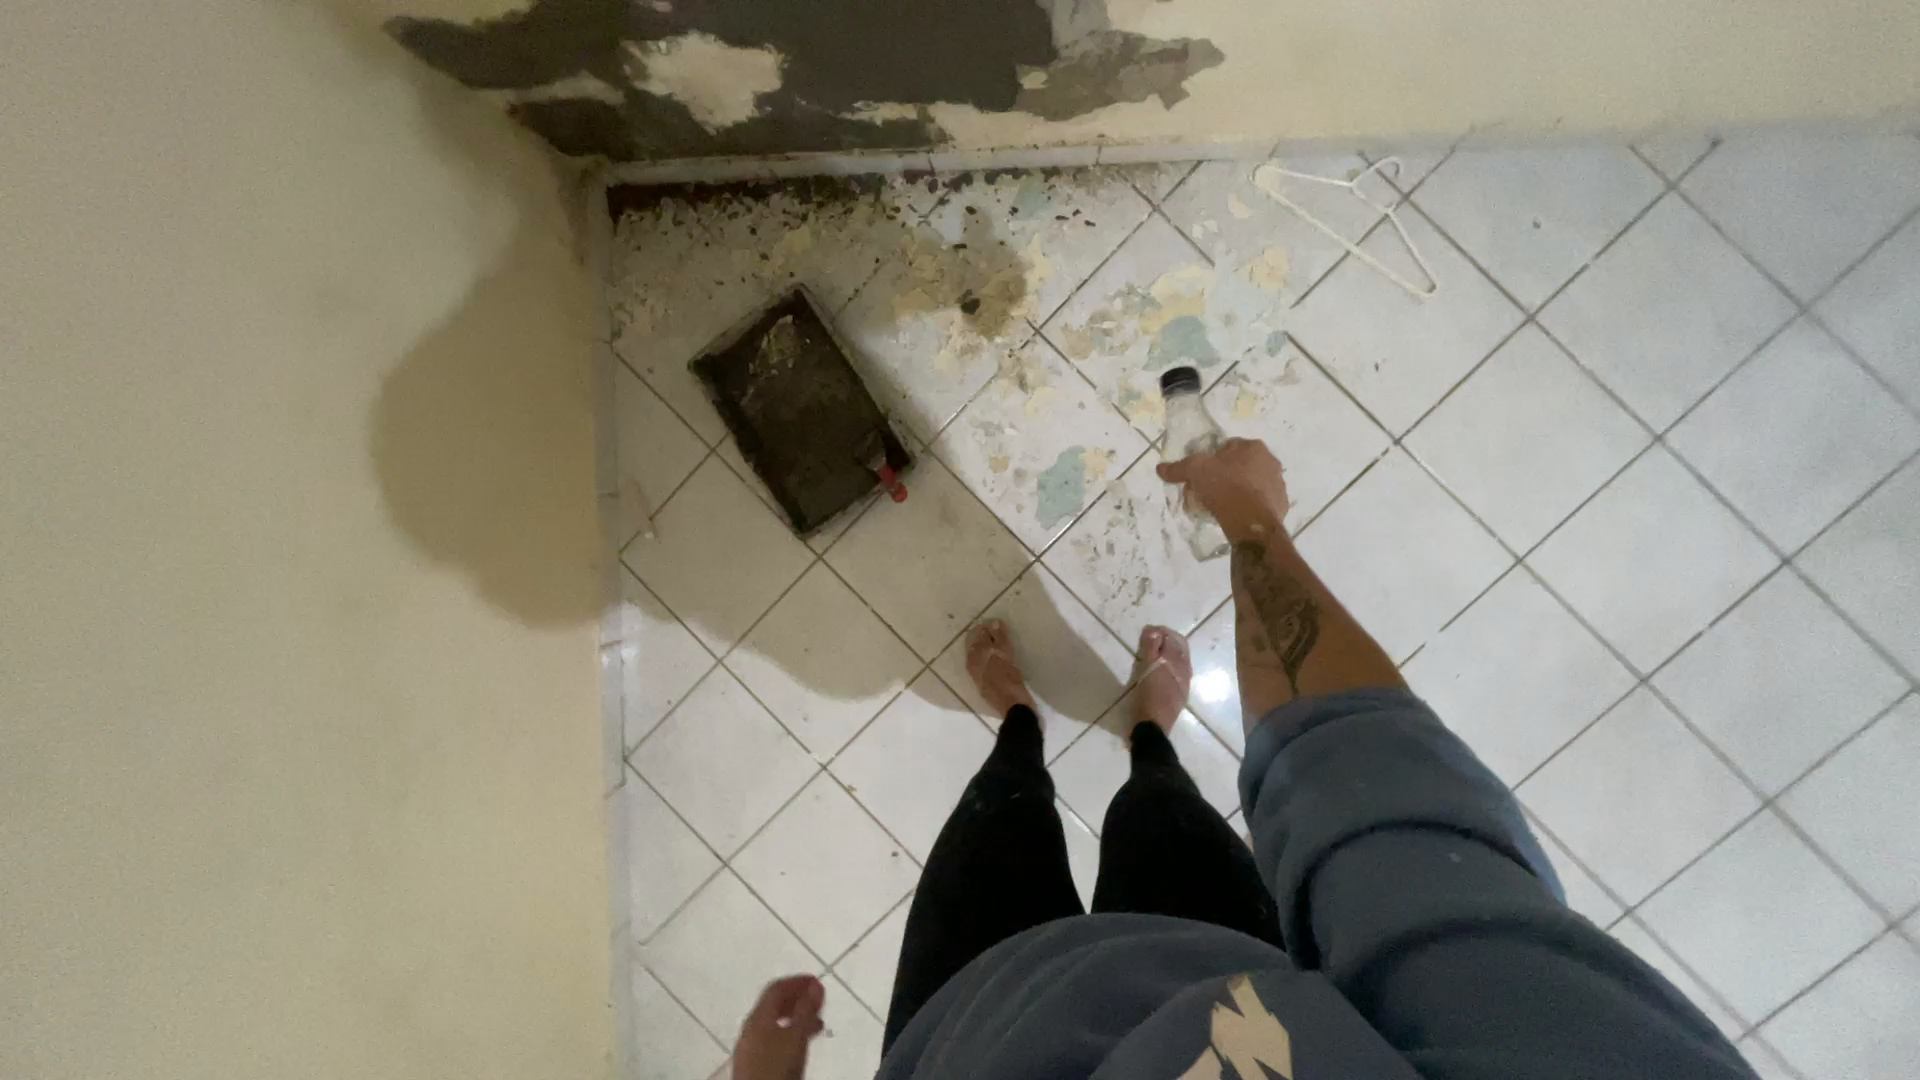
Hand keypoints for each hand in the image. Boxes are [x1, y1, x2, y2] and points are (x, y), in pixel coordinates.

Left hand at [732, 975, 825, 1079]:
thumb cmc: (777, 1068)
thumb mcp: (797, 1037)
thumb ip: (806, 1010)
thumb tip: (815, 985)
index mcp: (758, 1017)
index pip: (776, 988)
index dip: (797, 982)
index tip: (818, 982)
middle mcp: (750, 1029)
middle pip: (773, 1005)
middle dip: (797, 999)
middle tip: (819, 1002)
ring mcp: (749, 1048)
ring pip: (773, 1024)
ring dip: (795, 1018)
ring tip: (817, 1025)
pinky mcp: (752, 1066)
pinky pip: (772, 1040)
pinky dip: (789, 1034)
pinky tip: (800, 1047)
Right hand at [1156, 437, 1289, 542]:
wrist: (1250, 520)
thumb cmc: (1224, 486)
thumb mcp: (1195, 472)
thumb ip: (1178, 468)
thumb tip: (1160, 468)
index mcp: (1253, 446)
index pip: (1228, 447)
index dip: (1212, 459)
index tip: (1201, 474)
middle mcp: (1270, 461)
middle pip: (1241, 465)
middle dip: (1226, 475)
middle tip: (1208, 490)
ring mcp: (1278, 484)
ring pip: (1252, 484)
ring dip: (1238, 491)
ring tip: (1221, 505)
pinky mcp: (1281, 505)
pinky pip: (1260, 502)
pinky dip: (1249, 506)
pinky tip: (1235, 515)